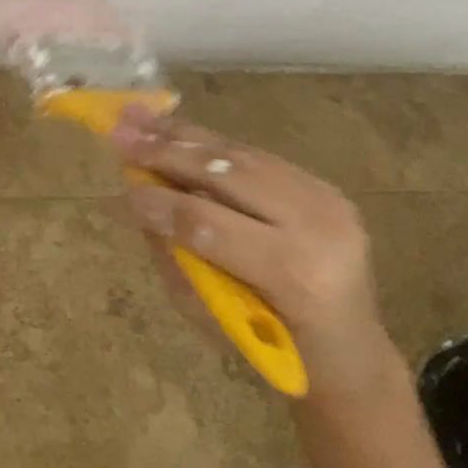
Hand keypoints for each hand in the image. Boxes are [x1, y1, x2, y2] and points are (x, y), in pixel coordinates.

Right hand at [107, 105, 399, 398]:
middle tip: (118, 135)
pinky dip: (210, 143)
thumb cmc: (272, 347)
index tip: (118, 192)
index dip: (161, 204)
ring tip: (136, 118)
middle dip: (166, 154)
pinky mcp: (324, 186)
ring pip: (242, 156)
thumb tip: (134, 201)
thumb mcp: (212, 316)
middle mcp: (318, 227)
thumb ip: (175, 256)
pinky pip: (257, 156)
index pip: (212, 225)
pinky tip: (172, 129)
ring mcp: (327, 200)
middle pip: (229, 176)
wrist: (350, 348)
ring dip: (183, 136)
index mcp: (295, 273)